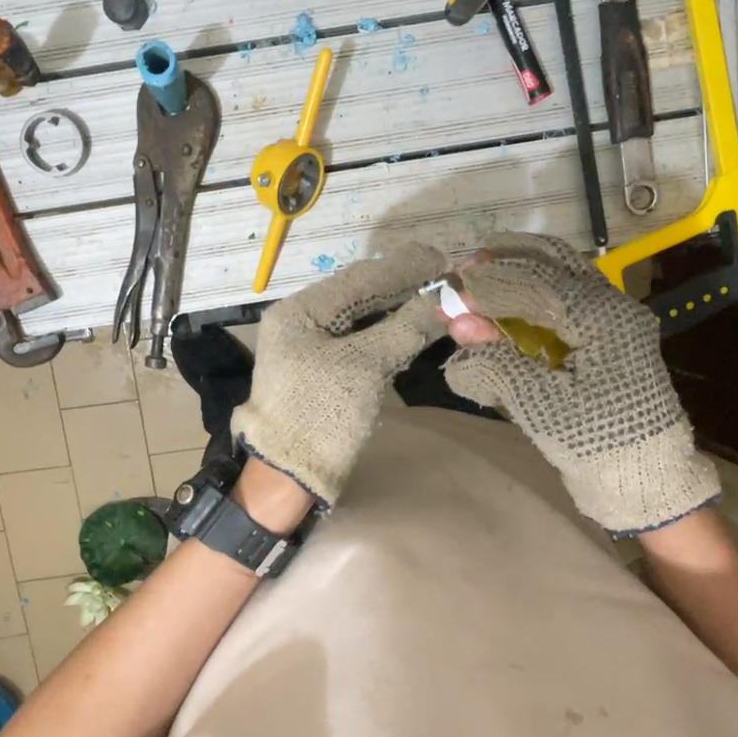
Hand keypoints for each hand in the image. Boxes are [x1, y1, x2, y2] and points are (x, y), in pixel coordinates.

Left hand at [232, 242, 448, 504]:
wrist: (288, 475)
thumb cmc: (322, 416)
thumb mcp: (367, 367)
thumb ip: (407, 327)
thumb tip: (449, 298)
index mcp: (300, 310)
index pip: (362, 277)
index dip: (406, 268)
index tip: (446, 261)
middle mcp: (300, 319)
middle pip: (360, 292)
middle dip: (404, 286)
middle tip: (447, 279)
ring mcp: (308, 345)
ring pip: (361, 315)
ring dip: (399, 308)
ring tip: (438, 301)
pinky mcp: (320, 368)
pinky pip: (358, 338)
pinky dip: (387, 332)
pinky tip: (413, 329)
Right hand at [442, 232, 718, 533]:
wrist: (642, 480)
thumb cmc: (596, 441)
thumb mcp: (540, 403)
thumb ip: (497, 359)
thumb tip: (456, 324)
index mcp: (605, 317)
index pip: (538, 280)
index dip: (490, 281)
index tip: (451, 287)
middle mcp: (613, 307)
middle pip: (553, 265)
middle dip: (504, 265)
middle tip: (462, 273)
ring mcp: (611, 323)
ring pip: (557, 282)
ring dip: (514, 282)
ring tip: (473, 294)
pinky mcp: (603, 342)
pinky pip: (562, 308)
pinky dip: (528, 306)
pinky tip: (497, 317)